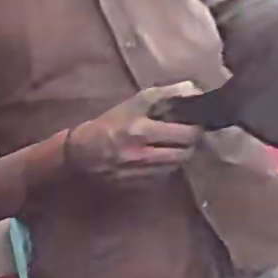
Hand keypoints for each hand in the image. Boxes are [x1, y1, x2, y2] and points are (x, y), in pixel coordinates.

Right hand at [65, 82, 203, 184]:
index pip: (186, 134)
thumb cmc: (109, 124)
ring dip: (177, 157)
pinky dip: (163, 168)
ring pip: (173, 167)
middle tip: (187, 137)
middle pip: (183, 154)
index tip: (195, 123)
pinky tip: (157, 159)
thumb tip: (197, 92)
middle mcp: (140, 155)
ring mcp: (136, 173)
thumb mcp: (136, 102)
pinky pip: (159, 178)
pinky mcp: (132, 185)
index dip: (196, 128)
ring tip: (172, 147)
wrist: (79, 153)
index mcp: (141, 131)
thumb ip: (169, 93)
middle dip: (190, 144)